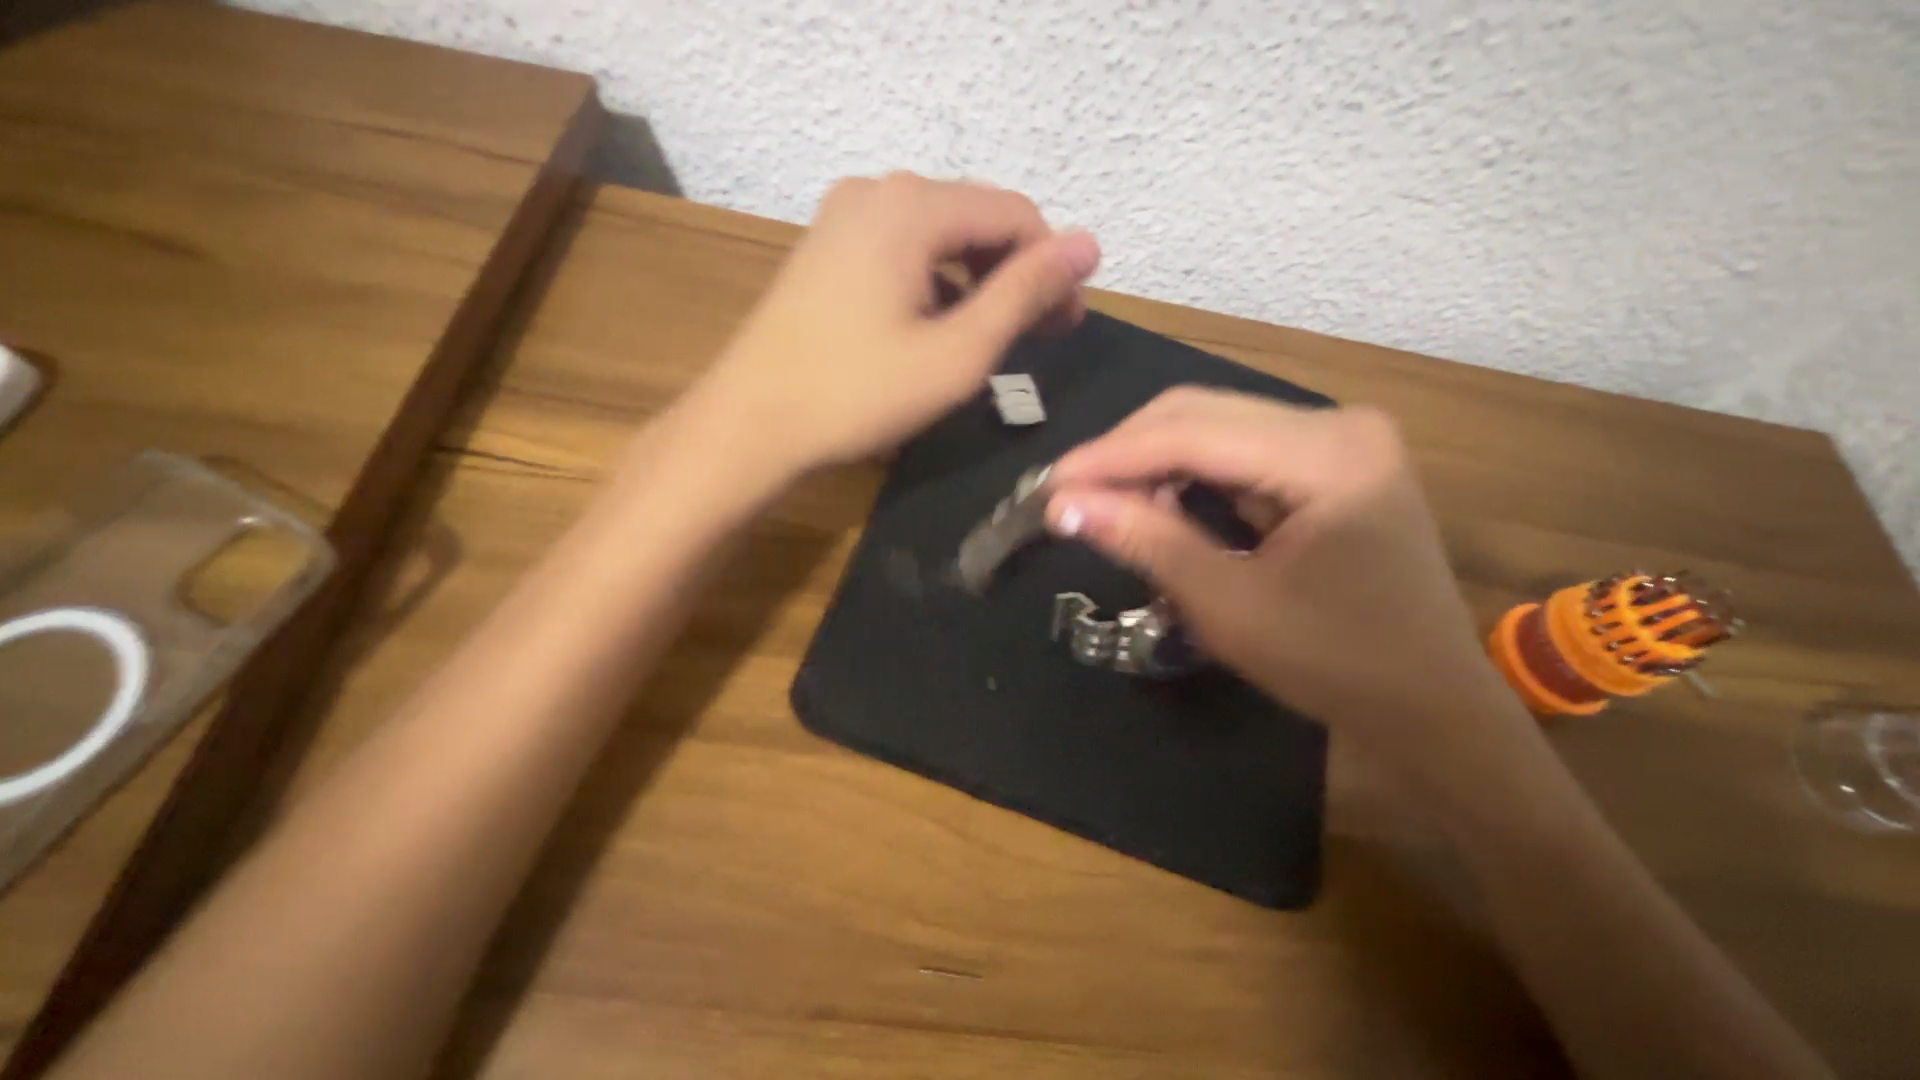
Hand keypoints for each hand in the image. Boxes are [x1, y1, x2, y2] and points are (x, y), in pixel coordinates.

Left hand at [680, 172, 1099, 478]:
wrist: (750, 424)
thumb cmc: (858, 394)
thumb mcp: (958, 352)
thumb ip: (1026, 293)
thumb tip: (1089, 245)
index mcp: (912, 206)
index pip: (1016, 214)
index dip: (1054, 267)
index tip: (1068, 327)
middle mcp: (877, 191)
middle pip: (977, 218)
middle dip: (1016, 274)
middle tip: (1040, 339)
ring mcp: (844, 216)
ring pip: (941, 236)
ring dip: (978, 282)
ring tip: (993, 343)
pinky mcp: (826, 246)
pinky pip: (903, 250)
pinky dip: (936, 284)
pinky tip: (940, 331)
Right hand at [1045, 388, 1533, 770]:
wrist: (1428, 703)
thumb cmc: (1334, 664)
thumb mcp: (1229, 606)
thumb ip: (1147, 541)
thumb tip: (1063, 504)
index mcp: (1329, 454)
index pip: (1193, 431)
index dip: (1110, 457)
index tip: (1046, 486)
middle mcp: (1338, 424)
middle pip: (1202, 412)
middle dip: (1127, 453)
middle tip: (1066, 496)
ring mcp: (1340, 439)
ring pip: (1216, 426)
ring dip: (1153, 462)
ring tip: (1102, 504)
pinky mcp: (1332, 461)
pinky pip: (1240, 450)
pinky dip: (1189, 474)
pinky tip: (1154, 503)